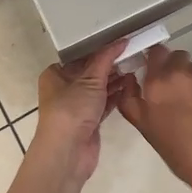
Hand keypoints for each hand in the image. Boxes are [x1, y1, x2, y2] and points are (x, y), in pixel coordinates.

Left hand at [30, 41, 124, 184]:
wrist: (68, 152)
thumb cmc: (72, 109)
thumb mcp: (89, 80)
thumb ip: (105, 59)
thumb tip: (121, 40)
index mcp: (55, 74)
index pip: (80, 56)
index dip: (99, 49)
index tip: (119, 42)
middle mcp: (64, 88)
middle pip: (90, 72)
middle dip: (109, 65)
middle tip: (133, 53)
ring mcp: (77, 106)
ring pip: (98, 88)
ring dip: (115, 80)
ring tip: (136, 67)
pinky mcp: (89, 121)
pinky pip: (104, 103)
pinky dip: (116, 96)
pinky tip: (131, 86)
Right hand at [114, 46, 191, 192]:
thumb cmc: (182, 154)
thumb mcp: (146, 130)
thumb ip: (130, 100)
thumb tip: (129, 79)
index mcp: (158, 83)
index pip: (155, 51)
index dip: (155, 60)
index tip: (156, 73)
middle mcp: (181, 72)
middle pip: (176, 57)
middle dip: (175, 70)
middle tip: (177, 93)